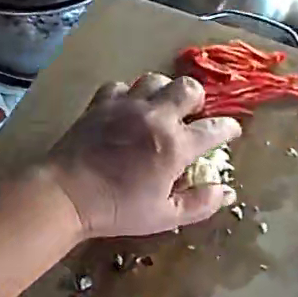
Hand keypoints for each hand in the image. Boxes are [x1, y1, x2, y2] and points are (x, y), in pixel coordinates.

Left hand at [39, 73, 242, 239]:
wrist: (66, 194)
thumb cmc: (117, 210)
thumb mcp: (165, 217)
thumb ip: (200, 203)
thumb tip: (227, 191)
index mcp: (175, 146)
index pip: (215, 128)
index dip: (229, 128)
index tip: (231, 131)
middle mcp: (155, 117)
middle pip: (188, 88)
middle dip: (197, 99)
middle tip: (192, 114)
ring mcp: (126, 106)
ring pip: (155, 79)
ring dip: (163, 91)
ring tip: (160, 108)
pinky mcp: (100, 104)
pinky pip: (120, 86)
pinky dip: (128, 95)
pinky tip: (126, 109)